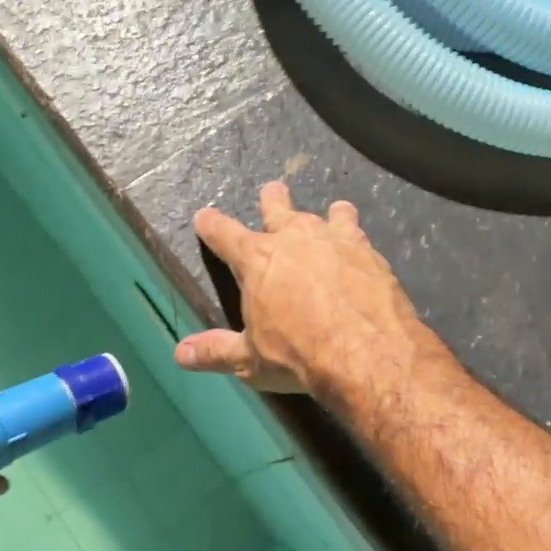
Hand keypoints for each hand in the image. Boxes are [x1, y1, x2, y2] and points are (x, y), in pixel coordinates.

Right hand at [178, 181, 438, 399]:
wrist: (367, 354)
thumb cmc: (298, 356)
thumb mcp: (250, 360)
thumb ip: (216, 351)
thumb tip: (180, 353)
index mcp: (257, 260)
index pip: (224, 234)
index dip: (211, 225)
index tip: (204, 216)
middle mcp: (295, 239)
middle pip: (278, 209)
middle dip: (272, 200)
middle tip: (273, 190)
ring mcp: (335, 241)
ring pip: (328, 215)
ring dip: (328, 213)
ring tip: (334, 210)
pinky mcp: (370, 253)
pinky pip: (359, 235)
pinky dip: (357, 237)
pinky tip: (364, 245)